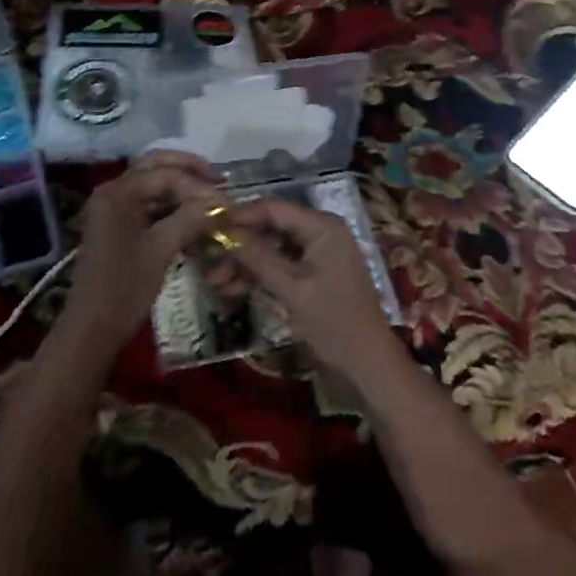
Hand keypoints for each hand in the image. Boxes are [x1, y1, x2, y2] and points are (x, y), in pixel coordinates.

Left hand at [61, 152, 222, 357]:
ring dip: (181, 189)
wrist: (93, 326)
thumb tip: (219, 202)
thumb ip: (189, 219)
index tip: (228, 202)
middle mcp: (112, 193)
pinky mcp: (119, 227)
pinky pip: (148, 206)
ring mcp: (114, 209)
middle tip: (220, 181)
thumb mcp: (160, 250)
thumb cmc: (124, 287)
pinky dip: (171, 208)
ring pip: (152, 186)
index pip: (164, 175)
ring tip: (212, 197)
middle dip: (188, 172)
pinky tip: (194, 216)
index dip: (198, 186)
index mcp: (117, 193)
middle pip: (155, 168)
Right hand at [220, 197, 402, 380]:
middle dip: (238, 244)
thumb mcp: (291, 288)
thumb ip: (256, 256)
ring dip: (243, 264)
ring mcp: (316, 255)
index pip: (272, 208)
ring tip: (215, 282)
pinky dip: (257, 276)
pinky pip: (278, 266)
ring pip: (270, 248)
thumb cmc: (334, 324)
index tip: (207, 228)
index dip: (239, 216)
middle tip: (208, 261)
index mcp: (322, 227)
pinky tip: (232, 290)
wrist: (367, 368)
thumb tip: (222, 231)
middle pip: (269, 227)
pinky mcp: (311, 276)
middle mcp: (319, 233)